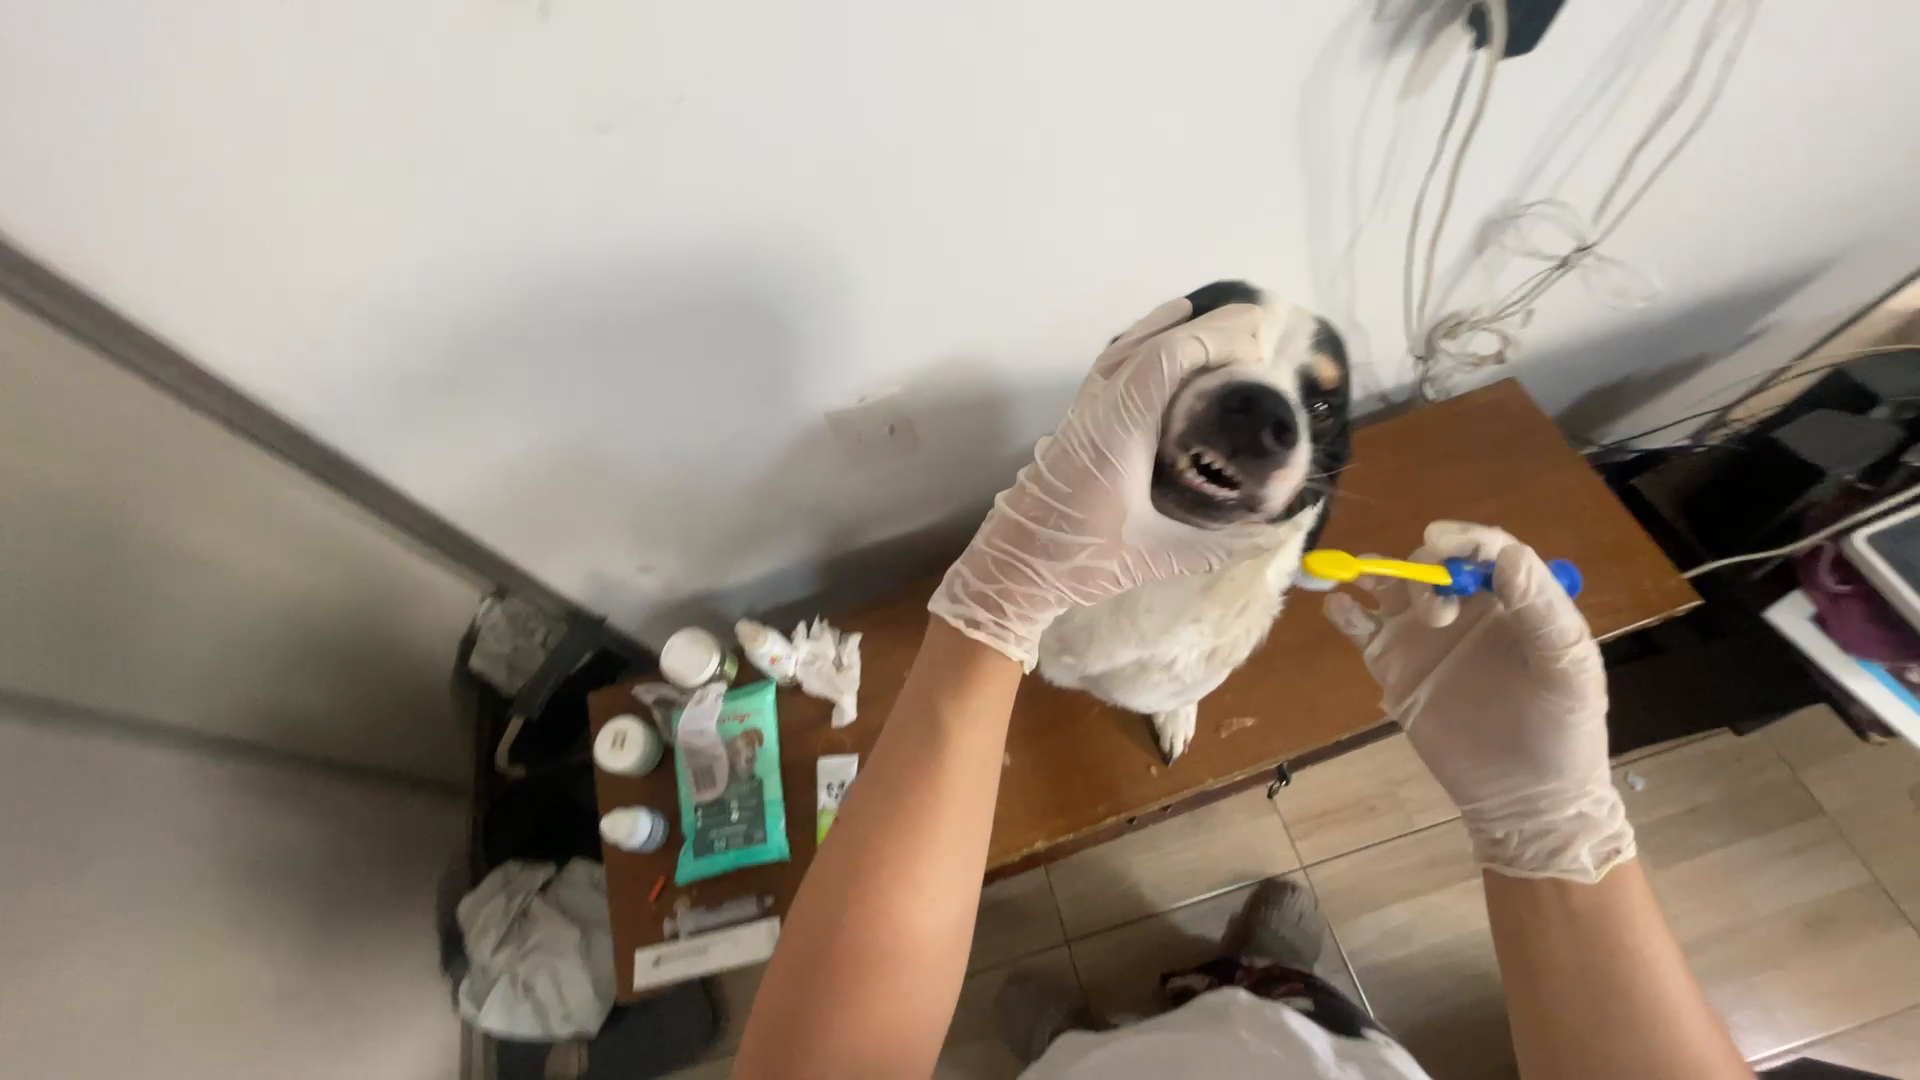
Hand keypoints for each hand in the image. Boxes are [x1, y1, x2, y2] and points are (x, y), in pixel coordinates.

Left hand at [929, 296, 1280, 665]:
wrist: (1012, 567)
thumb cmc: (1077, 562)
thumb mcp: (1155, 557)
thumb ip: (1218, 548)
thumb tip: (1274, 535)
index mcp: (1116, 435)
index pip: (1163, 361)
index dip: (1212, 340)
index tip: (1254, 345)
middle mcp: (1095, 412)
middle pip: (1146, 345)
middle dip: (1202, 328)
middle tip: (1252, 325)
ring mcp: (1079, 414)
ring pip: (1121, 351)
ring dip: (1164, 329)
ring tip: (1205, 317)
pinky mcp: (1072, 424)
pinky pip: (1108, 368)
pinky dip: (1138, 347)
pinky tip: (1156, 350)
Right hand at [1322, 521, 1634, 882]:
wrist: (1523, 798)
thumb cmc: (1561, 734)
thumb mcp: (1568, 670)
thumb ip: (1541, 611)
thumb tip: (1509, 554)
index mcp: (1515, 604)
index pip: (1486, 551)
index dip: (1462, 539)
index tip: (1439, 542)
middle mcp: (1466, 610)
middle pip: (1433, 564)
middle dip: (1424, 571)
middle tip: (1435, 613)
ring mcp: (1422, 637)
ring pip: (1390, 588)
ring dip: (1376, 575)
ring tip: (1361, 581)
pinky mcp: (1391, 665)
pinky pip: (1360, 628)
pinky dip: (1343, 611)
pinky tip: (1338, 606)